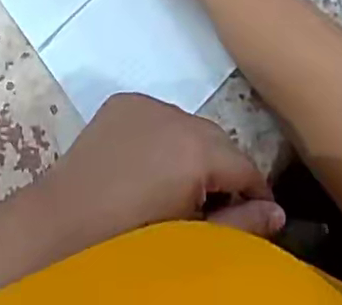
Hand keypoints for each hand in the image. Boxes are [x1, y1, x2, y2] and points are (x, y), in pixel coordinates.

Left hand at [35, 93, 282, 243]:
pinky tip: (153, 164)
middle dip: (226, 169)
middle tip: (219, 207)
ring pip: (189, 124)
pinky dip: (164, 135)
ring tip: (183, 186)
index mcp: (197, 149)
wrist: (64, 223)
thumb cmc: (132, 238)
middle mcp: (175, 115)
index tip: (258, 217)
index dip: (257, 193)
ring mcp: (144, 103)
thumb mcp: (192, 238)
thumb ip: (240, 224)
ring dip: (194, 149)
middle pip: (218, 139)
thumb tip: (277, 214)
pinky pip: (158, 115)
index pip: (246, 165)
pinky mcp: (121, 102)